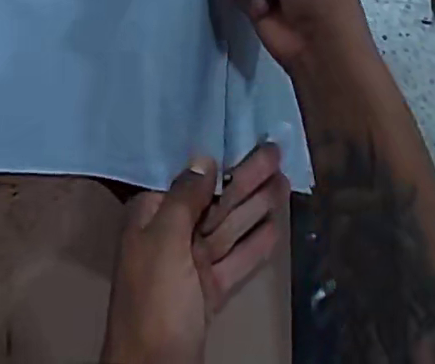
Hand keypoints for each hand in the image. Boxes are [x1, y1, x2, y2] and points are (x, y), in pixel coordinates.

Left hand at [101, 144, 290, 363]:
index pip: (186, 178)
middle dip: (245, 178)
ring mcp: (190, 266)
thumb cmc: (154, 301)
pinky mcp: (208, 292)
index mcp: (150, 219)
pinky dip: (255, 245)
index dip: (215, 157)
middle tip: (276, 153)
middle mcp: (170, 236)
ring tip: (284, 181)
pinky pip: (234, 261)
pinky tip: (276, 227)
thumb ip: (184, 198)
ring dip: (257, 205)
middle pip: (213, 200)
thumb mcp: (165, 242)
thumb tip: (203, 159)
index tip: (241, 134)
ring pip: (228, 227)